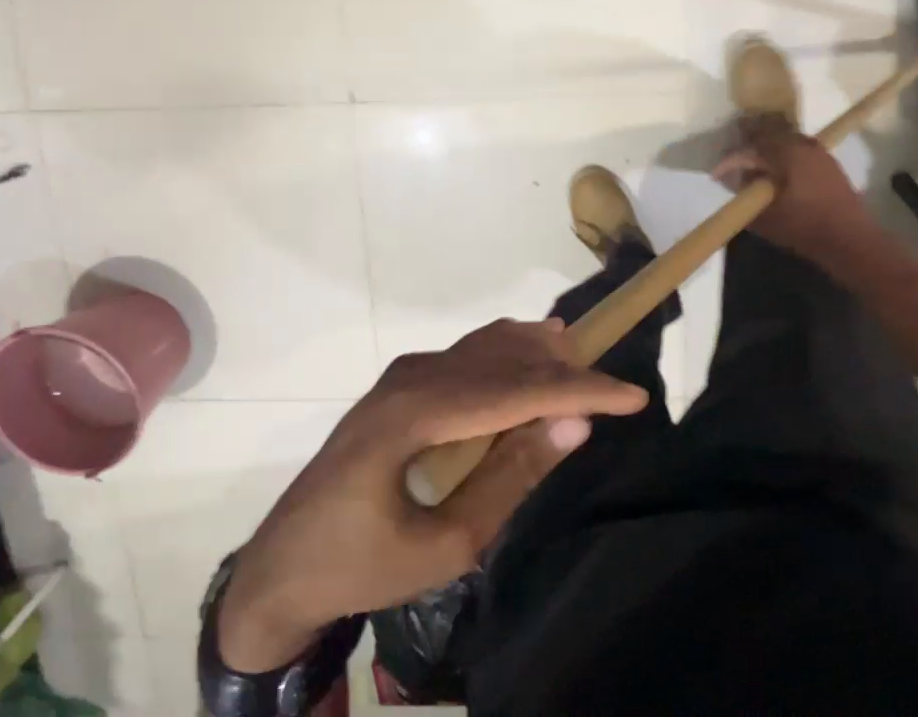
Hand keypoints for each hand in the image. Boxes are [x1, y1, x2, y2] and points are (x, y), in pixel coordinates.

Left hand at [215, 319, 648, 671]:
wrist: (284, 566)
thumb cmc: (365, 565)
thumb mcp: (449, 543)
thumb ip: (512, 479)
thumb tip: (572, 425)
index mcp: (414, 415)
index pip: (514, 391)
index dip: (578, 392)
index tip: (632, 398)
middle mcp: (408, 379)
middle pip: (502, 361)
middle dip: (564, 371)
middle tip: (615, 388)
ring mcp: (399, 378)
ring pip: (483, 350)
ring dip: (536, 357)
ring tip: (584, 362)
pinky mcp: (398, 386)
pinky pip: (465, 359)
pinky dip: (506, 359)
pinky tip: (531, 354)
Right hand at [712, 113, 879, 266]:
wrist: (850, 239)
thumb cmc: (804, 227)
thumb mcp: (764, 216)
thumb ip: (745, 195)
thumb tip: (735, 182)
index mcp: (785, 153)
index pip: (749, 148)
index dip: (729, 160)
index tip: (715, 174)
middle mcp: (803, 145)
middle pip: (768, 135)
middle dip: (748, 147)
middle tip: (733, 162)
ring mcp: (819, 153)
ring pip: (786, 142)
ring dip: (767, 151)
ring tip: (753, 167)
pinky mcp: (829, 164)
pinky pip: (799, 151)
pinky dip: (784, 157)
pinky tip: (778, 174)